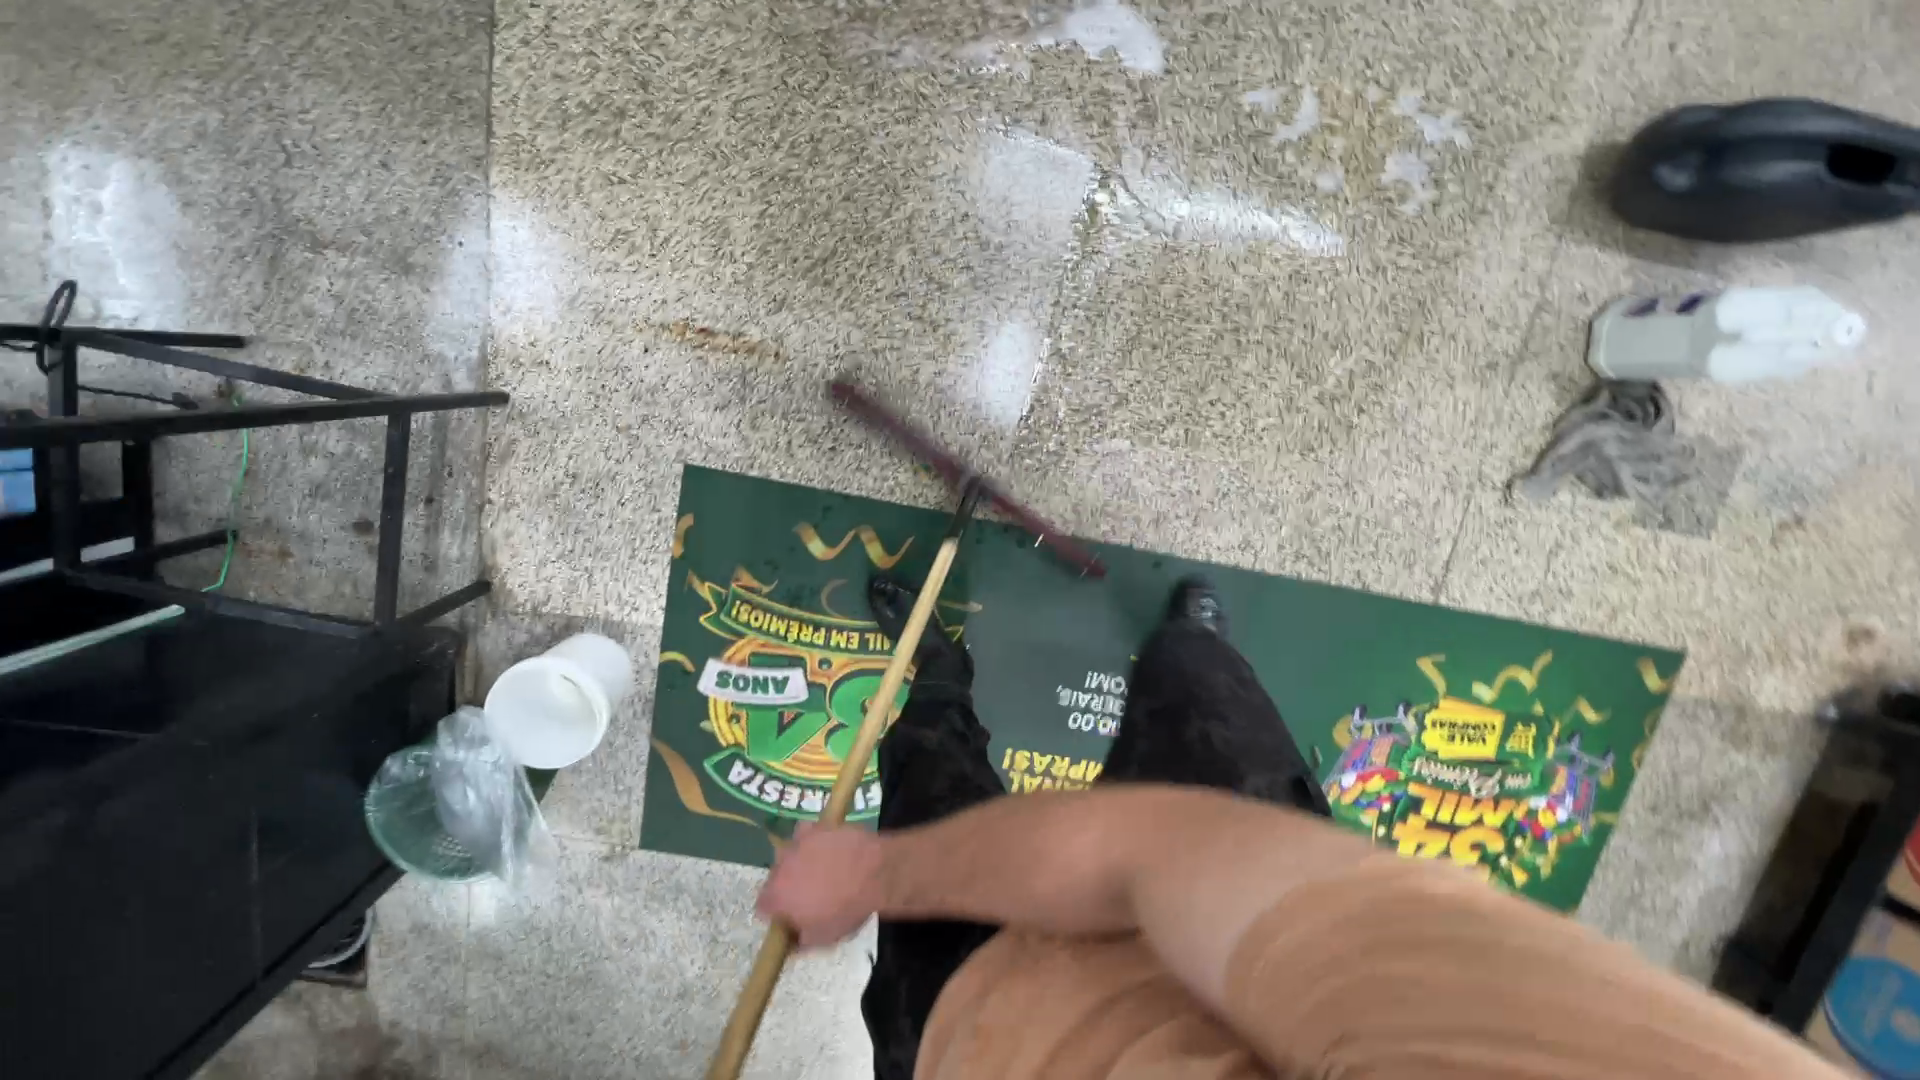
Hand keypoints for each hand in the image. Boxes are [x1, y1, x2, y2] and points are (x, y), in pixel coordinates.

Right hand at [755, 823, 883, 947]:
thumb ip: (800, 941)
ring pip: (788, 853)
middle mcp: (781, 867)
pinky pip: (805, 832)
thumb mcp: (822, 938)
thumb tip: (792, 940)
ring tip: (818, 868)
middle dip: (787, 885)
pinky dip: (810, 839)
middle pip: (775, 877)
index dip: (776, 911)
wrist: (873, 873)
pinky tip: (823, 846)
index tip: (790, 915)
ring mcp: (798, 843)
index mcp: (777, 896)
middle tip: (808, 893)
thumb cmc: (846, 909)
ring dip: (797, 862)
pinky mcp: (815, 826)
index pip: (762, 906)